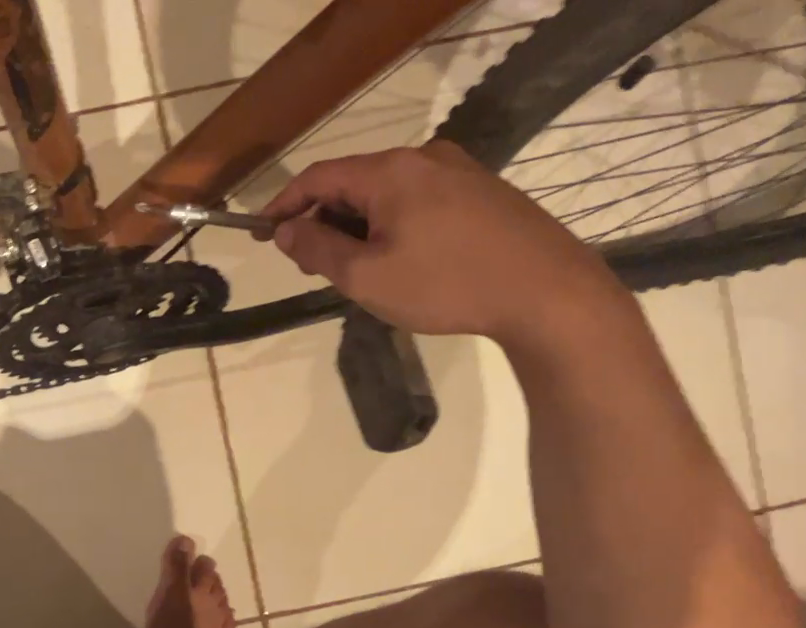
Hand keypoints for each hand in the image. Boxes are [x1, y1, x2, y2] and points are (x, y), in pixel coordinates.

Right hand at [260, 142, 633, 347]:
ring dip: (355, 226)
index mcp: (390, 172)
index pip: (318, 177)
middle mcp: (423, 158)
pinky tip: (394, 260)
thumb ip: (318, 249)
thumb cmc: (445, 284)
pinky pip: (416, 201)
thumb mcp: (365, 276)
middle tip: (307, 264)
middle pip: (352, 183)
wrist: (545, 291)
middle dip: (321, 220)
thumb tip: (286, 230)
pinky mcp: (481, 192)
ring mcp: (458, 171)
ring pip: (385, 194)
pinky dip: (389, 225)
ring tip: (349, 269)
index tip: (261, 234)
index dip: (283, 204)